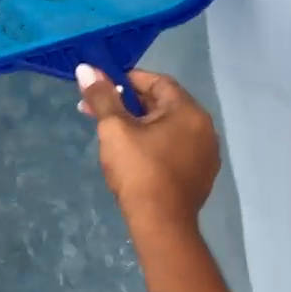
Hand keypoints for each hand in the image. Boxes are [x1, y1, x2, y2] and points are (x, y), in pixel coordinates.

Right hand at [76, 65, 219, 230]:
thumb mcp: (114, 128)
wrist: (161, 223)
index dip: (126, 79)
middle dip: (126, 103)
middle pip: (162, 103)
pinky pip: (173, 146)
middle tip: (96, 110)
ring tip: (109, 133)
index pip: (157, 81)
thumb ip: (102, 96)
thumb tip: (86, 68)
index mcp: (189, 112)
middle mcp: (204, 128)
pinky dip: (151, 142)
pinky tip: (130, 153)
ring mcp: (205, 153)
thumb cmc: (138, 169)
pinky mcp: (199, 174)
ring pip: (166, 126)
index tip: (101, 88)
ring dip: (137, 122)